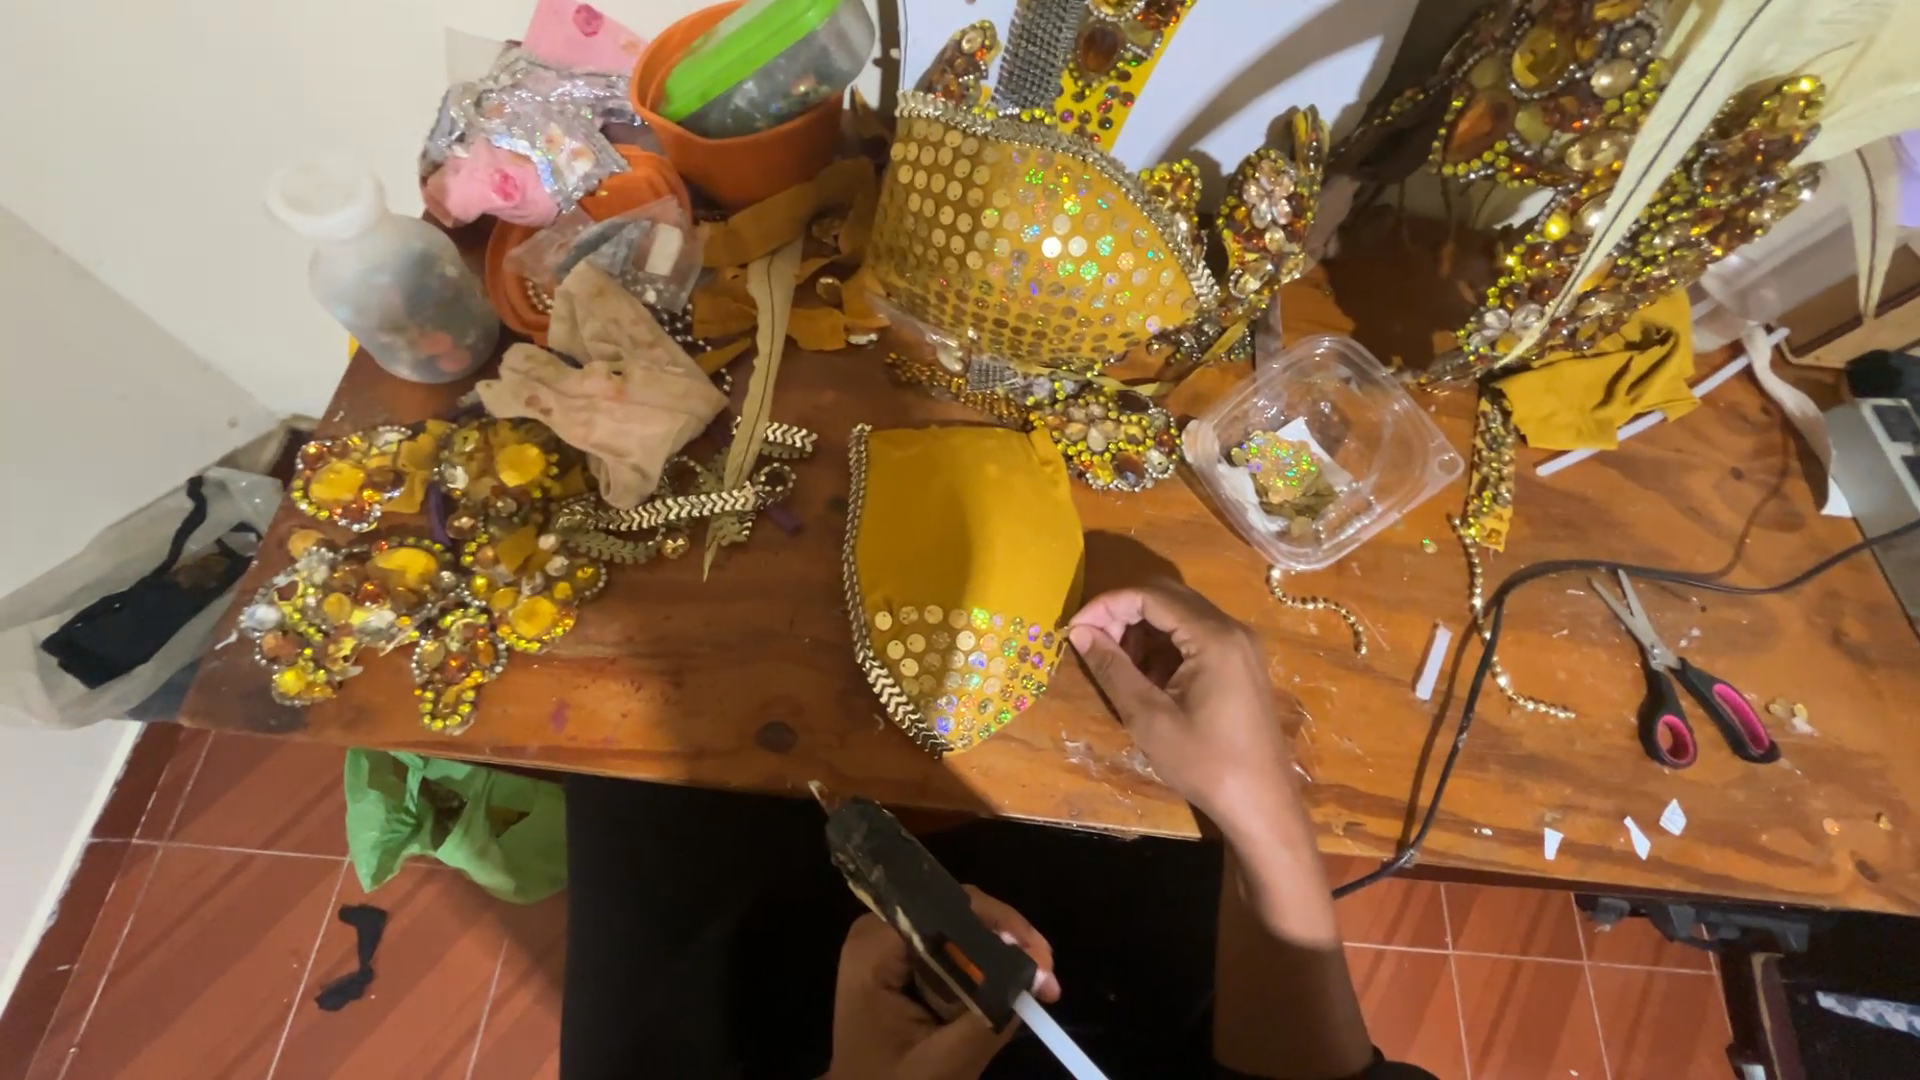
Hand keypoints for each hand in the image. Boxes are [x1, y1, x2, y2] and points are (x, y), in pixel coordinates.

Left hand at [826, 887, 1060, 1079]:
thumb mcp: (942, 1065)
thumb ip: (989, 1017)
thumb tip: (1039, 976)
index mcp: (875, 947)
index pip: (947, 908)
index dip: (999, 924)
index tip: (1040, 957)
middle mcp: (877, 929)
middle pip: (954, 911)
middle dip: (1005, 939)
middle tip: (1047, 974)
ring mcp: (886, 940)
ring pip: (956, 927)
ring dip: (998, 954)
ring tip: (1037, 984)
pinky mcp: (897, 957)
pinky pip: (947, 946)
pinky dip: (979, 967)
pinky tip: (1006, 989)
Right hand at [1066, 581, 1295, 838]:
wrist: (1262, 807)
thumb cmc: (1205, 764)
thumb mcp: (1148, 717)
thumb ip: (1112, 668)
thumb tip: (1079, 632)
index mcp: (1214, 637)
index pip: (1150, 596)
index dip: (1107, 605)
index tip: (1075, 629)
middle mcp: (1231, 629)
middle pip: (1166, 597)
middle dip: (1122, 613)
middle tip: (1091, 641)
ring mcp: (1240, 645)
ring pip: (1179, 614)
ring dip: (1141, 630)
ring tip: (1115, 663)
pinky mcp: (1239, 662)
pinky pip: (1194, 635)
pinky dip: (1163, 645)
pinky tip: (1146, 677)